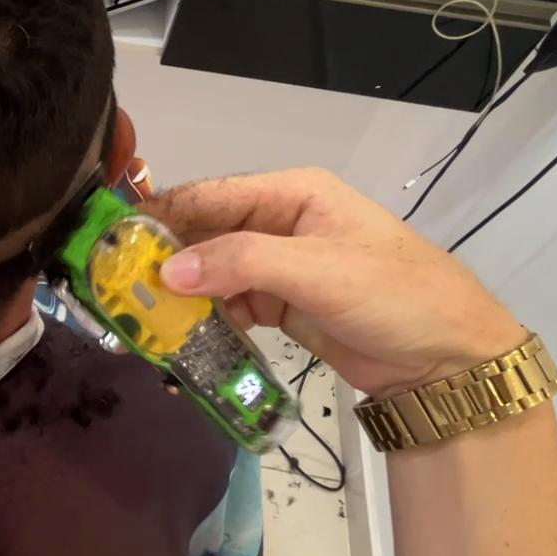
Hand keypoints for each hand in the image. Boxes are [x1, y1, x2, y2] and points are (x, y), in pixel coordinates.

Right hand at [143, 168, 526, 394]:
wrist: (446, 361)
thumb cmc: (396, 297)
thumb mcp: (319, 271)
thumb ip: (242, 264)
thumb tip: (166, 272)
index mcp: (290, 194)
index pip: (209, 196)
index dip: (158, 215)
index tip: (110, 242)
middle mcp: (275, 223)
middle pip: (201, 235)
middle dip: (160, 261)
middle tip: (115, 290)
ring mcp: (272, 266)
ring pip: (206, 274)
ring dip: (175, 297)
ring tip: (137, 321)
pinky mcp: (272, 304)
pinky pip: (222, 307)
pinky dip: (199, 323)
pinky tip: (175, 341)